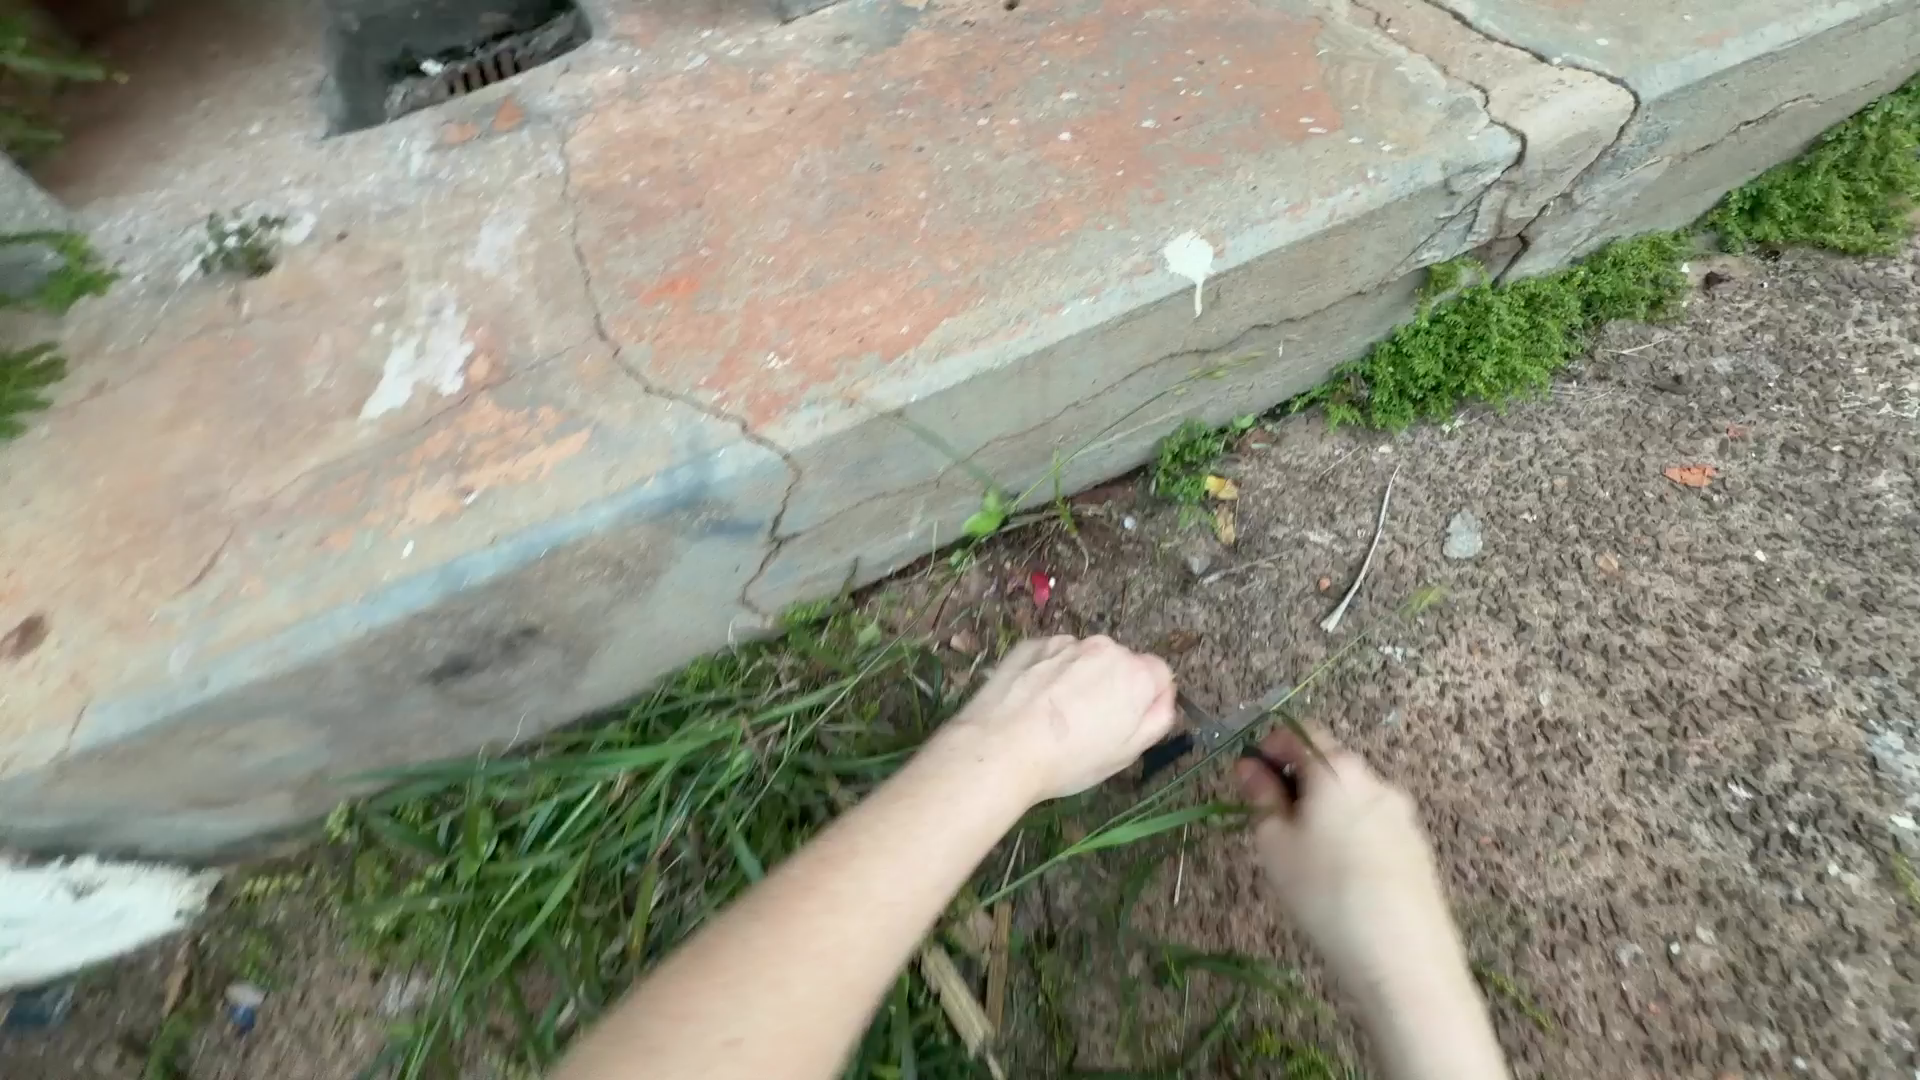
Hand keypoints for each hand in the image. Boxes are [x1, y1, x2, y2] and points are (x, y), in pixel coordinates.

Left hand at [944, 635, 1175, 802]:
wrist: (1001, 748)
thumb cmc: (1070, 759)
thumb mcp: (1127, 753)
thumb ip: (1156, 719)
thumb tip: (1162, 699)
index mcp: (1135, 674)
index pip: (1159, 674)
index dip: (1147, 699)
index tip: (1127, 722)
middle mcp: (1103, 648)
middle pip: (1119, 663)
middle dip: (1111, 685)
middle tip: (1088, 723)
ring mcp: (1064, 643)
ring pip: (1083, 658)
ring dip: (1078, 677)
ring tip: (1054, 715)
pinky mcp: (1030, 644)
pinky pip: (1050, 656)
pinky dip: (1047, 672)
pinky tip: (1031, 702)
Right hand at [1234, 727, 1468, 1007]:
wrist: (1406, 963)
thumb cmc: (1325, 891)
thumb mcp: (1274, 842)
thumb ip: (1260, 795)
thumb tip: (1249, 765)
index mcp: (1337, 769)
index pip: (1298, 731)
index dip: (1268, 748)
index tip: (1250, 780)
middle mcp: (1376, 780)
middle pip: (1327, 763)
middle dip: (1295, 782)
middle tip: (1271, 822)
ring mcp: (1403, 816)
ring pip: (1349, 797)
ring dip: (1322, 810)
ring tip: (1304, 856)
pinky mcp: (1419, 850)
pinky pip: (1371, 825)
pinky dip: (1348, 834)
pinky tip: (1340, 877)